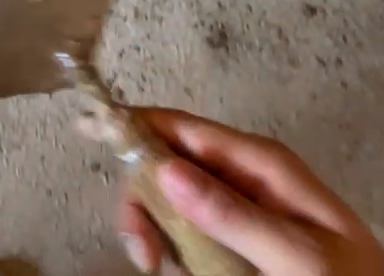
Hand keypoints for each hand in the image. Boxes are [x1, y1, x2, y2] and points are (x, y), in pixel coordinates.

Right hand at [114, 109, 383, 275]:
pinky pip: (188, 226)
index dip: (130, 122)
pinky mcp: (237, 233)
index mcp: (256, 160)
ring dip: (154, 226)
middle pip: (165, 162)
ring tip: (158, 267)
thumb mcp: (297, 257)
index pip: (177, 124)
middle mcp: (240, 172)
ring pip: (170, 196)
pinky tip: (179, 269)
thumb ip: (233, 214)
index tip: (86, 130)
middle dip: (142, 197)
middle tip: (142, 255)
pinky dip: (174, 245)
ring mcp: (238, 203)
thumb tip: (165, 168)